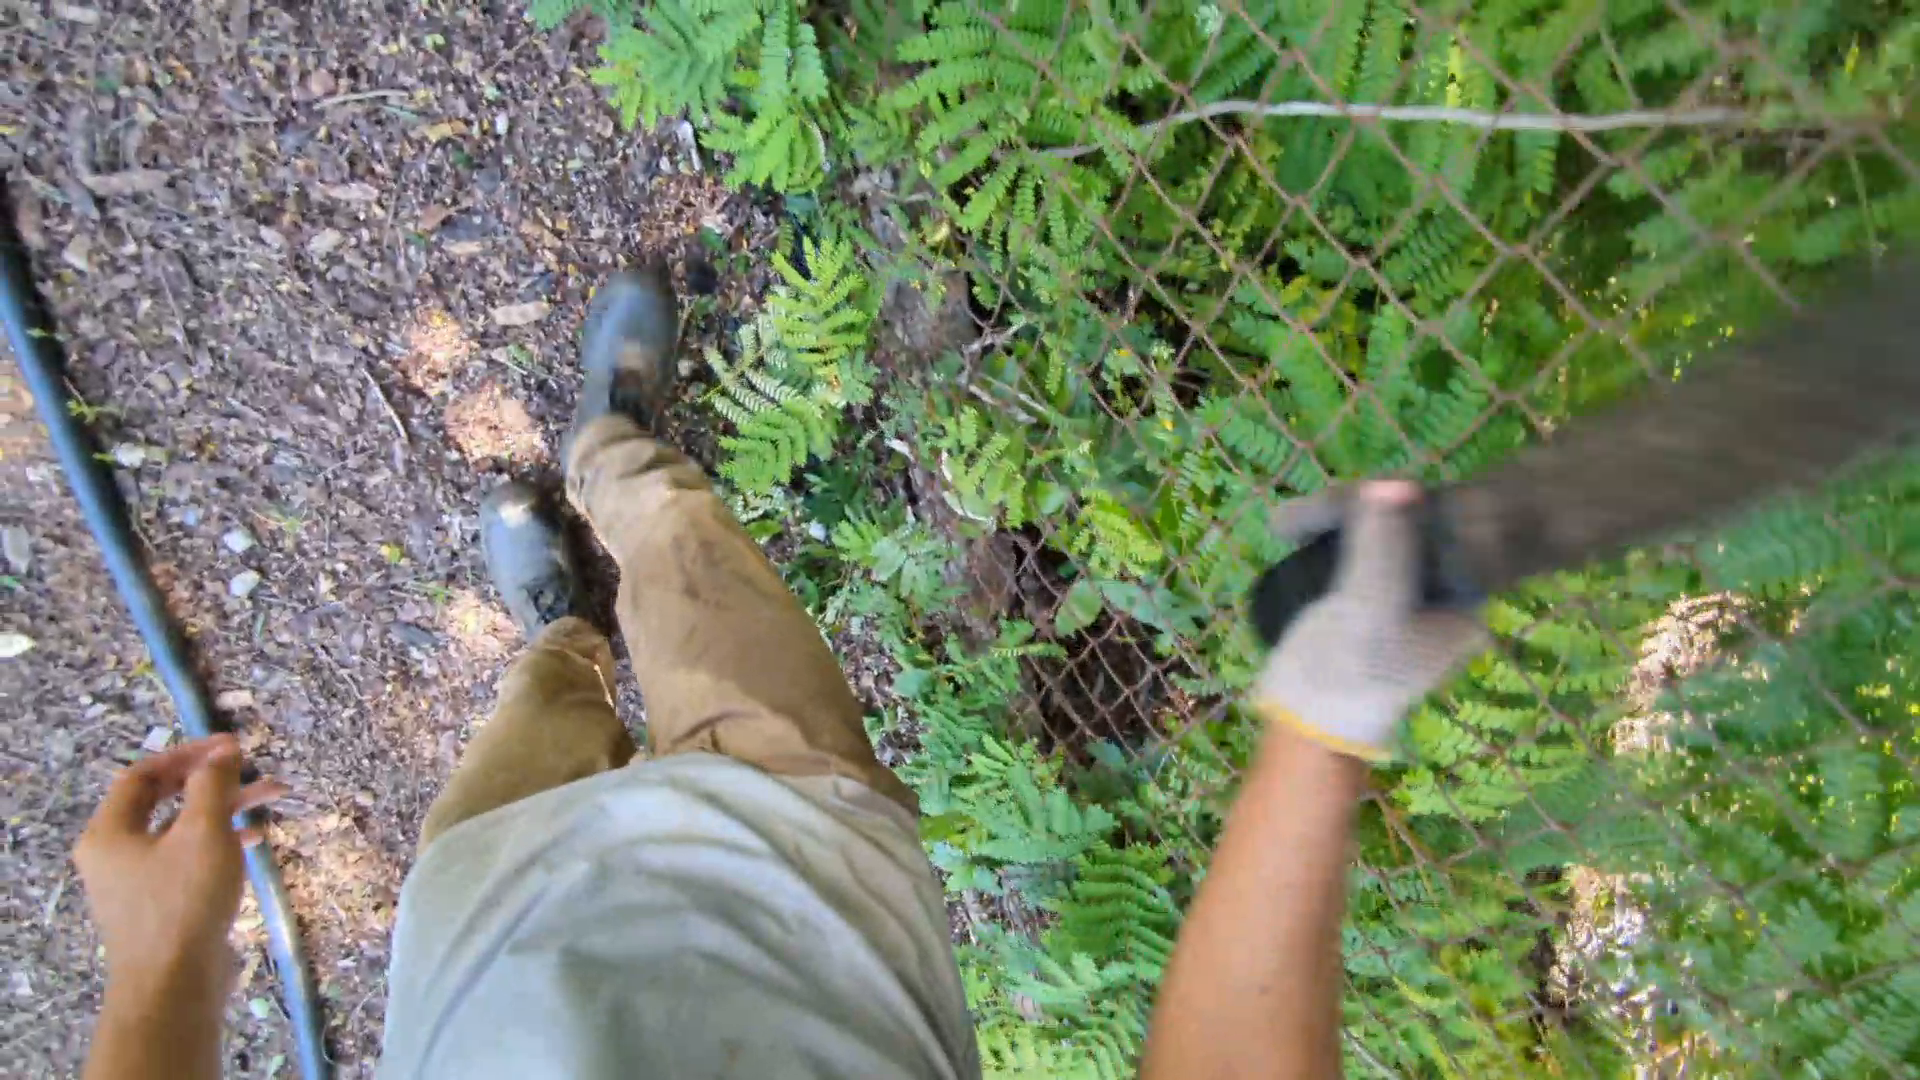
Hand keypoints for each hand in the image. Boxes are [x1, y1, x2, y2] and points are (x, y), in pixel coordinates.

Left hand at [74, 735, 286, 1000]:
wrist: (174, 975)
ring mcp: (138, 874)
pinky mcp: (162, 893)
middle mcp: (116, 850)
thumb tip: (223, 749)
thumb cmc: (184, 897)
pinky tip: (255, 836)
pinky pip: (191, 849)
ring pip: (184, 823)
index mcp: (110, 833)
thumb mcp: (204, 832)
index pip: (141, 775)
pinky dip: (223, 833)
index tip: (233, 744)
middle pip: (163, 797)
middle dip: (213, 778)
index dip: (186, 754)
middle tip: (254, 764)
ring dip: (227, 803)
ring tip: (274, 794)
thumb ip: (212, 786)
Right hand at [1251, 481, 1488, 759]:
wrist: (1305, 722)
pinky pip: (1350, 559)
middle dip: (1366, 514)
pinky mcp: (1356, 607)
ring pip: (1375, 545)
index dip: (1405, 506)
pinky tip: (1299, 532)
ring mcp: (1395, 605)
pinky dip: (1326, 542)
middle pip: (1408, 537)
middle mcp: (1436, 603)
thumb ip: (1384, 546)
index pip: (1444, 534)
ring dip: (1338, 524)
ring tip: (1300, 519)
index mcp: (1462, 606)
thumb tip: (1391, 482)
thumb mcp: (1373, 604)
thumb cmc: (1350, 673)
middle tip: (1323, 507)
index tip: (1366, 491)